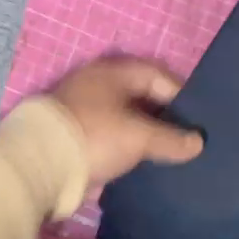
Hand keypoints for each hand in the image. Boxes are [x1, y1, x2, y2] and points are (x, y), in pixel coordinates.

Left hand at [50, 56, 203, 185]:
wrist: (40, 166)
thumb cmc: (95, 137)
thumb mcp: (140, 137)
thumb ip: (172, 139)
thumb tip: (197, 143)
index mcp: (112, 73)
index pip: (157, 75)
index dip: (182, 95)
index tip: (198, 120)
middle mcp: (96, 87)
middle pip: (140, 98)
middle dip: (164, 119)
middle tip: (185, 139)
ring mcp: (82, 113)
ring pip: (124, 121)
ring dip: (143, 137)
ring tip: (166, 156)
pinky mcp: (74, 139)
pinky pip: (109, 140)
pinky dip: (125, 150)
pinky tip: (140, 166)